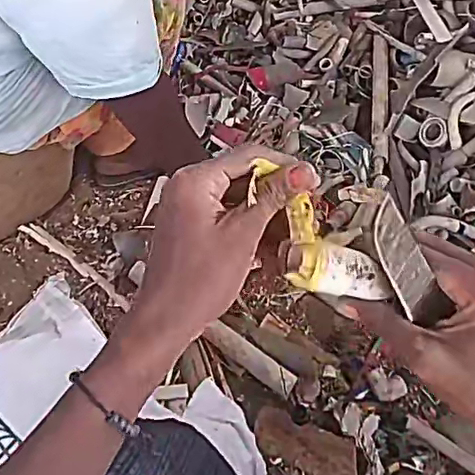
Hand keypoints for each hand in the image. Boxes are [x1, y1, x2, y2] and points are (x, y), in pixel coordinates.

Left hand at [126, 145, 315, 352]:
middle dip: (274, 190)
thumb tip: (300, 173)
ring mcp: (186, 203)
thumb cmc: (194, 284)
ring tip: (287, 228)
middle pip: (242, 173)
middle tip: (302, 205)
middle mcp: (186, 185)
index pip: (248, 155)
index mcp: (194, 180)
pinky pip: (224, 210)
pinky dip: (246, 221)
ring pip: (235, 194)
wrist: (165, 319)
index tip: (308, 179)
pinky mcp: (190, 221)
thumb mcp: (243, 235)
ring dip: (263, 209)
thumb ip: (272, 198)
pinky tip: (264, 240)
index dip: (283, 166)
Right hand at [338, 233, 474, 444]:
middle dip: (393, 267)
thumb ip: (383, 324)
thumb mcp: (424, 357)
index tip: (359, 271)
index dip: (382, 260)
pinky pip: (445, 274)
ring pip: (432, 260)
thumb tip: (354, 303)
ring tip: (392, 304)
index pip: (415, 251)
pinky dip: (424, 285)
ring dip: (408, 276)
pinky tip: (413, 309)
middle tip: (369, 287)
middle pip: (423, 249)